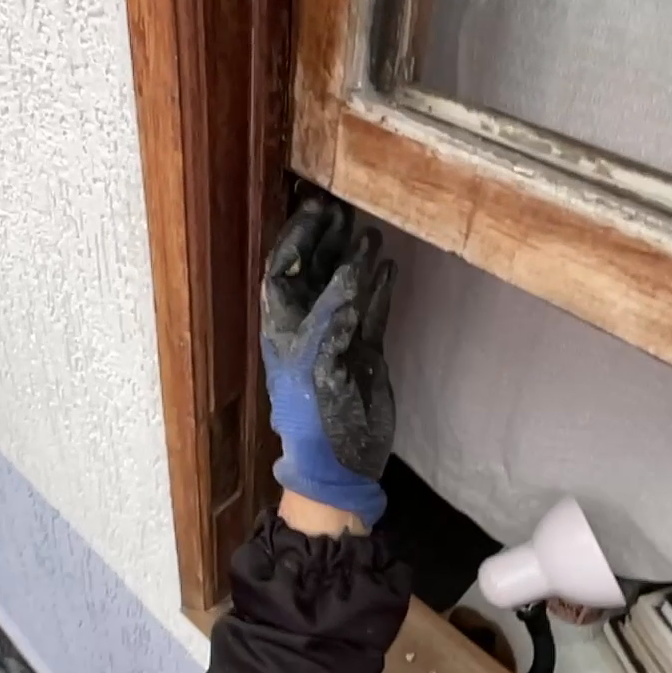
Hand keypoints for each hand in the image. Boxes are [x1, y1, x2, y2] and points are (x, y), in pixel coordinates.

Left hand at [261, 199, 395, 527]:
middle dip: (326, 241)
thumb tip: (351, 266)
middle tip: (344, 209)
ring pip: (346, 289)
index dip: (296, 239)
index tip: (316, 209)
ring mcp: (339, 338)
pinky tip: (388, 266)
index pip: (283, 271)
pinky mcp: (365, 352)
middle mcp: (309, 326)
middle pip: (315, 273)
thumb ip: (331, 313)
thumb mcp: (314, 361)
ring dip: (356, 260)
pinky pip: (372, 313)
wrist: (339, 462)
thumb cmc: (312, 414)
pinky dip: (379, 289)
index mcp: (283, 326)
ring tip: (369, 229)